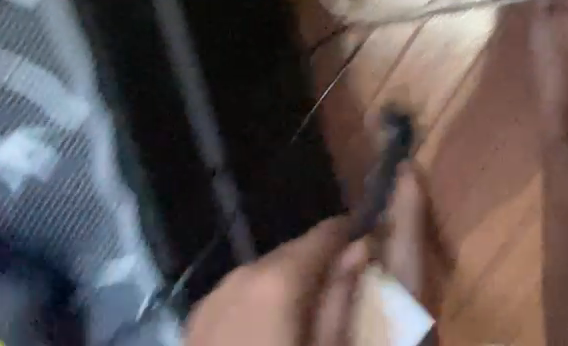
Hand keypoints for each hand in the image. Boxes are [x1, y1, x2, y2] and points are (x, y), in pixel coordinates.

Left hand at [184, 217, 365, 345]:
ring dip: (290, 289)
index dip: (355, 239)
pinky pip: (241, 298)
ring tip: (306, 329)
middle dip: (322, 268)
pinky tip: (270, 342)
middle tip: (344, 303)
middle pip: (297, 251)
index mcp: (278, 279)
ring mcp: (212, 300)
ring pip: (267, 274)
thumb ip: (344, 300)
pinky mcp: (193, 325)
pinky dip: (261, 307)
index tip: (374, 257)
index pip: (329, 232)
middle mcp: (242, 275)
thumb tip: (360, 248)